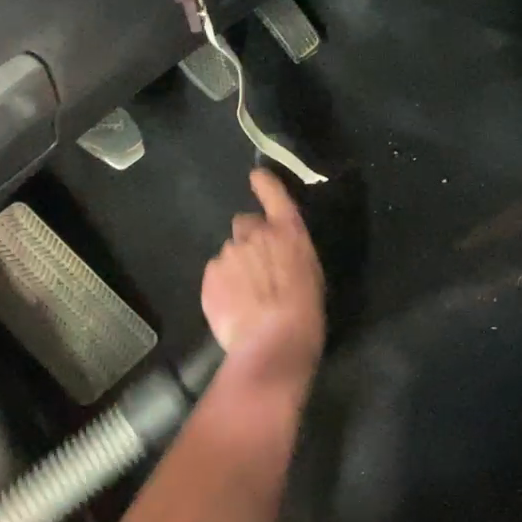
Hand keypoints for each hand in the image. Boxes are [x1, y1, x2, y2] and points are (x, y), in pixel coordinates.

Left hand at [201, 169, 325, 378]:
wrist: (273, 345)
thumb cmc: (305, 314)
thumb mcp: (311, 275)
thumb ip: (291, 253)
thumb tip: (278, 253)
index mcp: (287, 232)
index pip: (274, 194)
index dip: (265, 183)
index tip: (257, 177)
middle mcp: (255, 234)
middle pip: (244, 224)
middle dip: (249, 239)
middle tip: (257, 267)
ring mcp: (228, 254)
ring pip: (230, 253)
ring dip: (236, 266)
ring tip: (247, 297)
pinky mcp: (210, 276)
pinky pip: (216, 274)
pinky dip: (223, 286)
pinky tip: (234, 307)